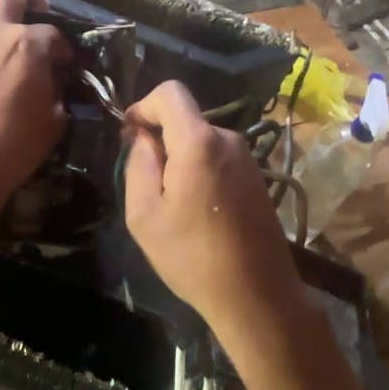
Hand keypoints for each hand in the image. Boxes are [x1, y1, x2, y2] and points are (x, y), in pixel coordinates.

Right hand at [123, 81, 304, 331]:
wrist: (258, 297)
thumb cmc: (194, 257)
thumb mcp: (145, 215)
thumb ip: (138, 164)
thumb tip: (142, 137)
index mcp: (199, 141)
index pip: (170, 92)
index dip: (144, 105)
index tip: (130, 134)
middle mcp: (227, 138)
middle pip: (185, 119)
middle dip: (161, 139)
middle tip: (149, 182)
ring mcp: (247, 158)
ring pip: (200, 140)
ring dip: (181, 159)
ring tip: (173, 204)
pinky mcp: (257, 177)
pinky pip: (218, 158)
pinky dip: (201, 171)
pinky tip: (198, 212)